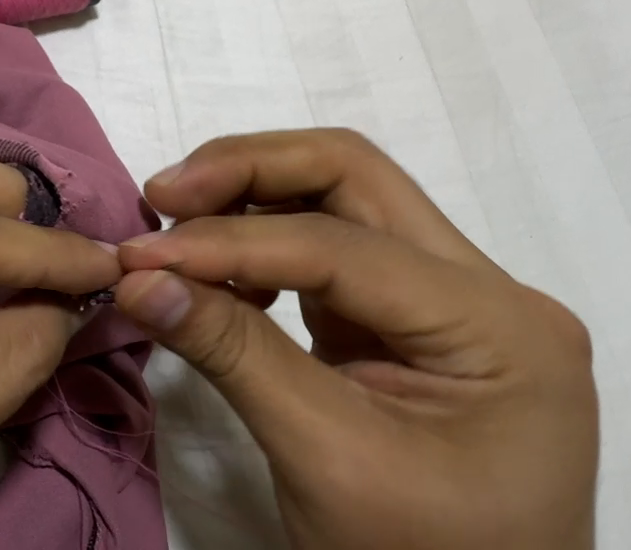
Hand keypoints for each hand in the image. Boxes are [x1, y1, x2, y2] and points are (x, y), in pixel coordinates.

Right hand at [112, 130, 598, 549]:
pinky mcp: (404, 316)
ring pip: (338, 195)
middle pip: (351, 177)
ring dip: (248, 196)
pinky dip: (261, 241)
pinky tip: (219, 272)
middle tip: (161, 195)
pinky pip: (326, 243)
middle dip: (246, 171)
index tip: (138, 256)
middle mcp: (485, 288)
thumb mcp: (323, 460)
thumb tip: (132, 278)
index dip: (230, 242)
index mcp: (498, 326)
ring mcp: (447, 297)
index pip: (339, 244)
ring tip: (175, 226)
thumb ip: (231, 351)